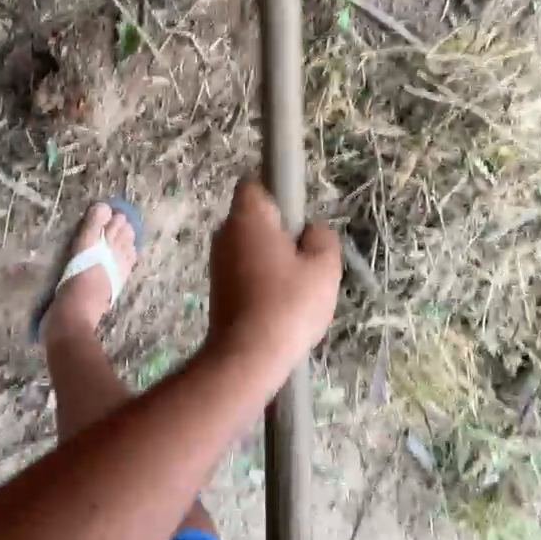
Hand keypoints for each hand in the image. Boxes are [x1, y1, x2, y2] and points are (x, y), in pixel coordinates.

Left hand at [206, 179, 340, 374]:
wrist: (248, 354)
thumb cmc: (288, 303)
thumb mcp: (323, 267)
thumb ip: (322, 238)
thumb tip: (311, 229)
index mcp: (247, 217)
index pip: (254, 184)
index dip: (277, 194)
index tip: (296, 219)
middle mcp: (224, 232)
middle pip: (254, 217)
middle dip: (279, 232)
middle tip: (304, 258)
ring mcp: (217, 260)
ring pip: (250, 246)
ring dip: (272, 259)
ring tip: (295, 287)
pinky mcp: (217, 286)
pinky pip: (244, 269)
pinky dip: (260, 279)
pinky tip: (279, 305)